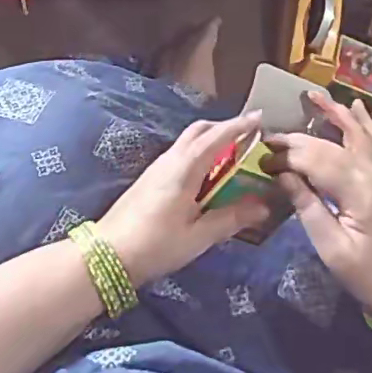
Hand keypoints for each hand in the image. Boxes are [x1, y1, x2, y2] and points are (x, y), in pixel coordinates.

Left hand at [93, 112, 270, 284]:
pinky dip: (201, 153)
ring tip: (234, 155)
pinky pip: (181, 154)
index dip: (240, 126)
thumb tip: (264, 206)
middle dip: (226, 128)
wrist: (108, 254)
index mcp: (185, 167)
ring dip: (212, 140)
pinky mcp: (151, 178)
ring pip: (189, 141)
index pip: (217, 137)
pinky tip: (209, 174)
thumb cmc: (156, 244)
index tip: (261, 118)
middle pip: (200, 131)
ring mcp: (158, 167)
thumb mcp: (199, 236)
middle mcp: (171, 159)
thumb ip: (232, 218)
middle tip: (249, 136)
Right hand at [268, 95, 371, 313]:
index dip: (286, 156)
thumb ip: (307, 207)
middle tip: (268, 139)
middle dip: (297, 140)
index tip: (261, 160)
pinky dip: (361, 123)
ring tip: (313, 97)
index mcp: (359, 191)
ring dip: (334, 114)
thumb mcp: (331, 247)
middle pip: (329, 145)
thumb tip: (283, 175)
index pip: (315, 160)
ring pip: (354, 135)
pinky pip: (371, 143)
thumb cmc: (366, 273)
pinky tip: (354, 107)